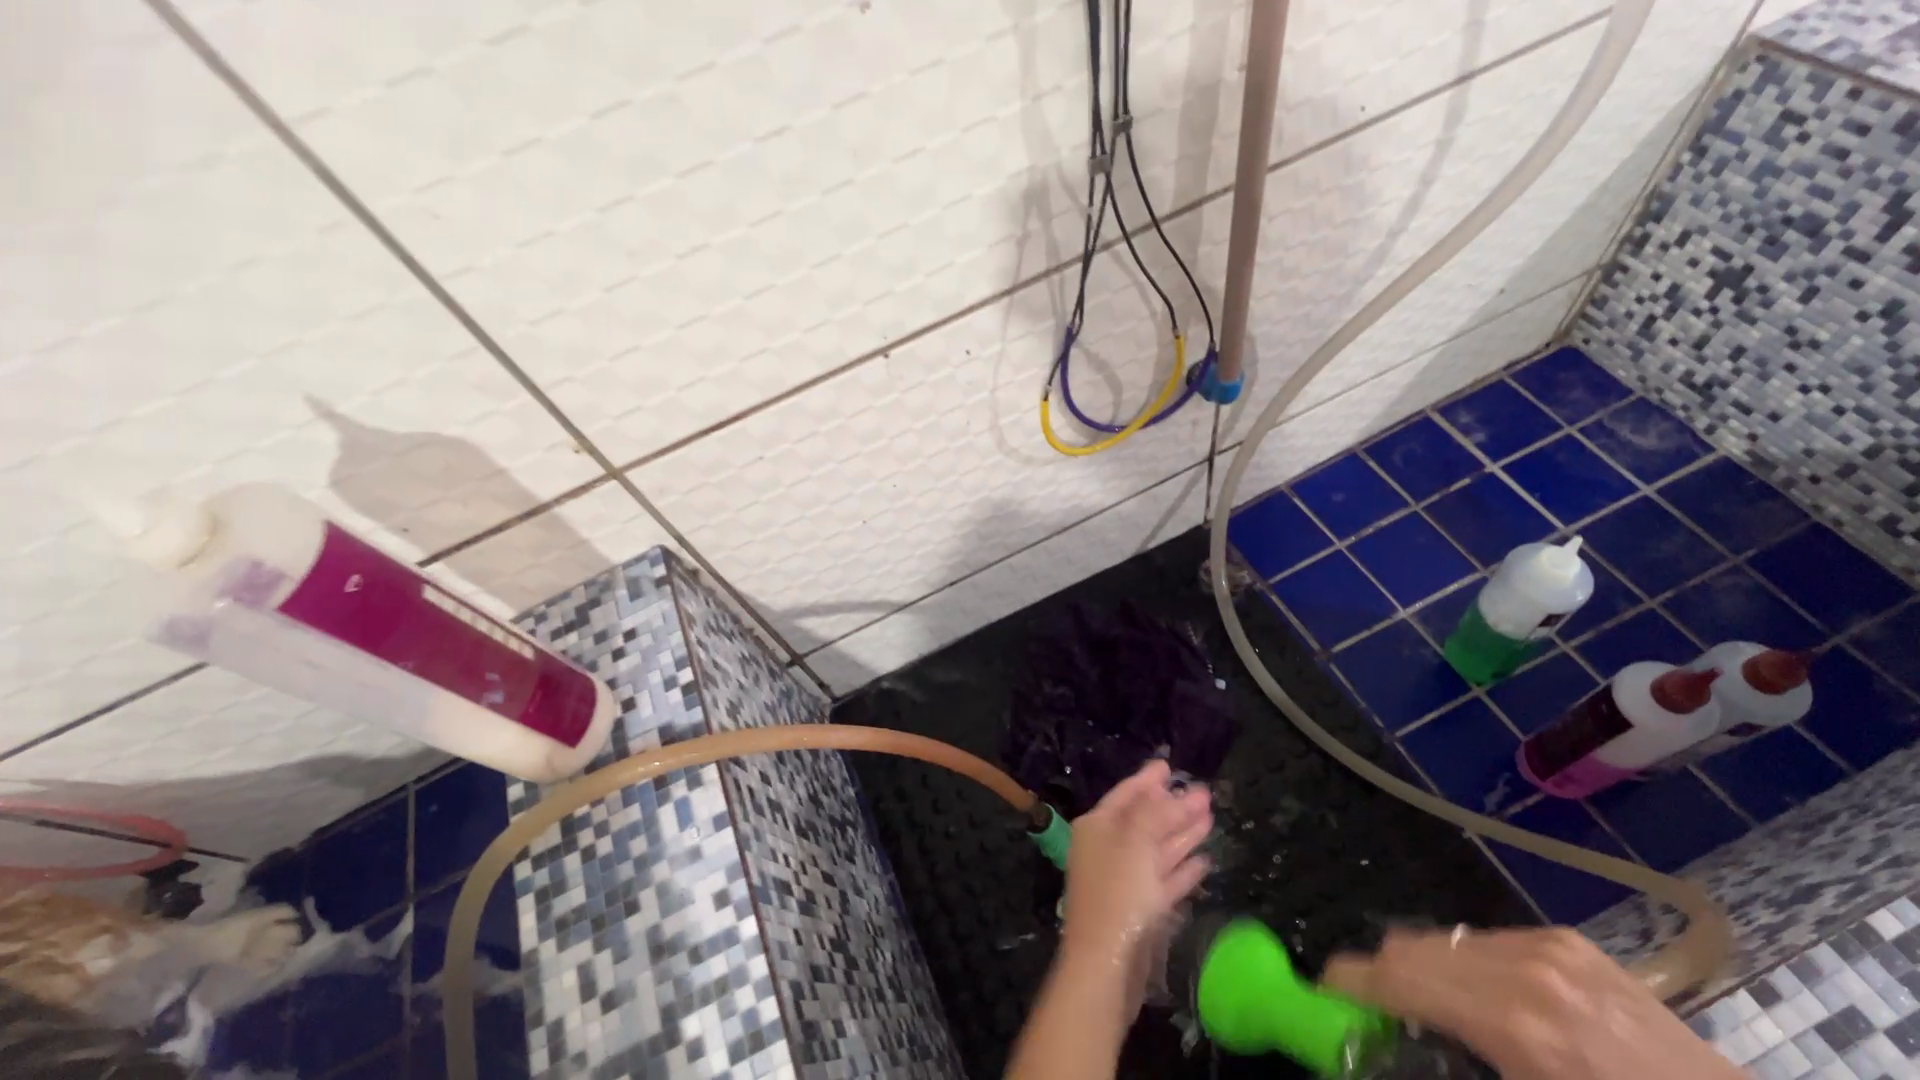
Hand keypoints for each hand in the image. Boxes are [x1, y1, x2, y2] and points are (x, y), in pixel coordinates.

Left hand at [1060, 759, 1212, 1012]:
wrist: (1106, 964)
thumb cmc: (1117, 894)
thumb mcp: (1136, 842)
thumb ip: (1155, 813)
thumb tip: (1170, 791)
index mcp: (1098, 827)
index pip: (1126, 795)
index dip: (1147, 780)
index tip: (1168, 764)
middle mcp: (1108, 849)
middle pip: (1145, 821)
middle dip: (1173, 806)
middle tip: (1204, 792)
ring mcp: (1123, 881)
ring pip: (1156, 850)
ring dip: (1182, 834)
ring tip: (1211, 817)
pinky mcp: (1139, 911)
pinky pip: (1163, 880)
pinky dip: (1182, 869)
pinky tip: (1205, 860)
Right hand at [1323, 926, 1740, 1079]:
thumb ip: (1442, 1063)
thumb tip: (1381, 1051)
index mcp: (1512, 1022)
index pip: (1392, 975)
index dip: (1344, 986)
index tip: (1324, 1004)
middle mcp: (1525, 967)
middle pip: (1407, 947)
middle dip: (1381, 981)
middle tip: (1381, 1022)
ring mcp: (1551, 947)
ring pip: (1441, 938)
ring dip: (1423, 973)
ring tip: (1437, 1016)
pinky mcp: (1570, 942)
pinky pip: (1483, 941)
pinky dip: (1465, 967)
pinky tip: (1490, 1007)